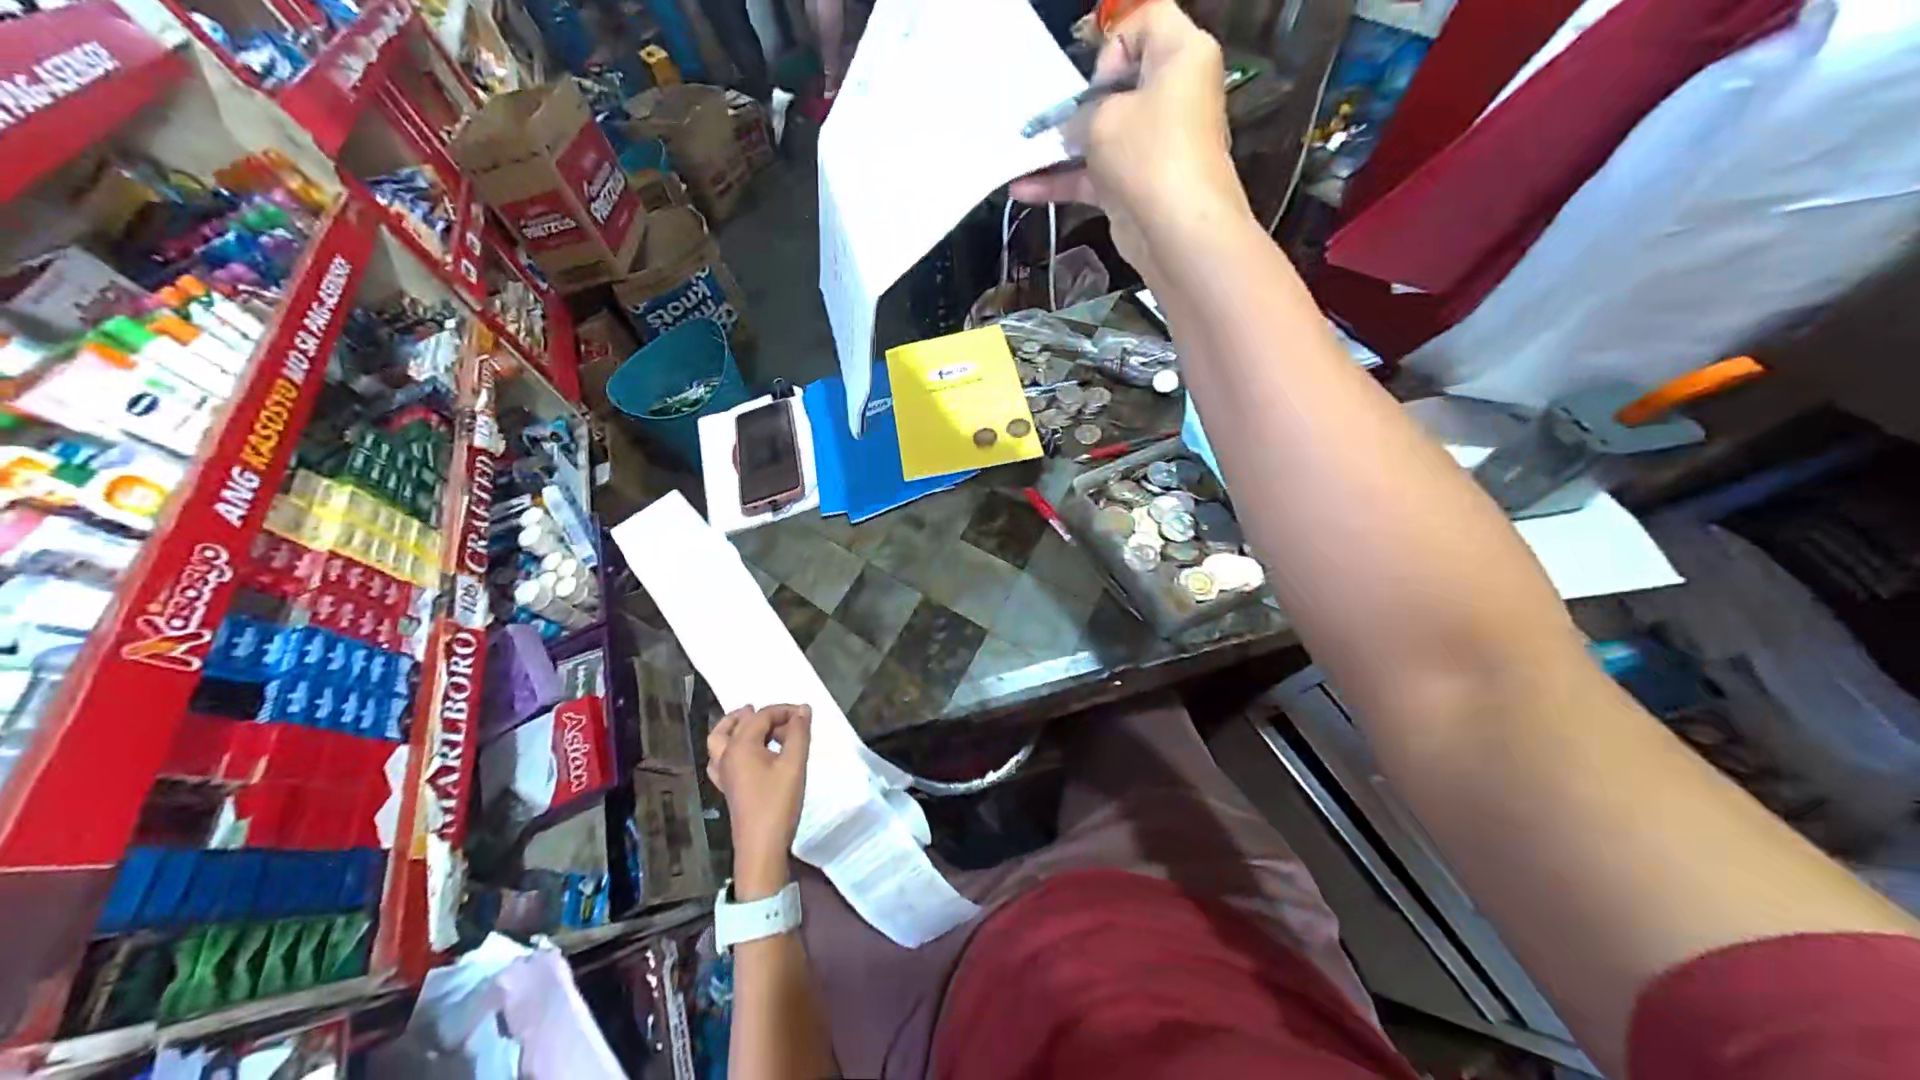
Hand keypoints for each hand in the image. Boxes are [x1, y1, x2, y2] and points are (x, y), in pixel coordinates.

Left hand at [707, 704, 811, 899]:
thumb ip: (799, 733)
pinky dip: (731, 747)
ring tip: (757, 724)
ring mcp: (723, 772)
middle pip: (740, 723)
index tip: (805, 715)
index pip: (761, 716)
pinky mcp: (727, 786)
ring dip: (737, 726)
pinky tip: (746, 753)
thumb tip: (803, 709)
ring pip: (721, 738)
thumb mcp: (794, 764)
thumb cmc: (778, 802)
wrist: (761, 845)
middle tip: (787, 721)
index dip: (784, 711)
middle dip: (763, 716)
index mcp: (740, 745)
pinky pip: (721, 757)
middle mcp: (726, 754)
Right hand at [1010, 3, 1248, 273]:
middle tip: (1052, 120)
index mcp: (1180, 57)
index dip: (1113, 45)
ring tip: (1022, 154)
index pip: (1148, 21)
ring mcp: (1154, 145)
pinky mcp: (1137, 184)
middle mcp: (1172, 96)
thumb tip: (1074, 130)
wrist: (1177, 230)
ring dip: (1061, 147)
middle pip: (1120, 84)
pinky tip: (1023, 188)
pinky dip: (1063, 180)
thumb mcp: (1102, 118)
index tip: (1094, 83)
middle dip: (1079, 104)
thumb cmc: (1148, 152)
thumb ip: (1080, 116)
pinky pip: (1095, 174)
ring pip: (1103, 134)